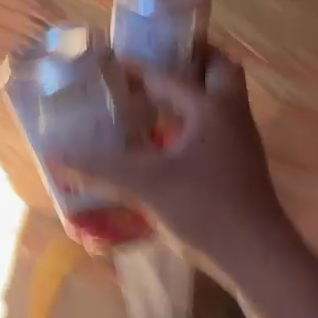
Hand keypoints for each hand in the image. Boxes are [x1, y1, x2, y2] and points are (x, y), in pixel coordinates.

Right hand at [54, 52, 294, 268]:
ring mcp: (240, 142)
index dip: (137, 67)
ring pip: (220, 100)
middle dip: (189, 59)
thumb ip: (101, 168)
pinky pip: (216, 127)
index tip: (107, 64)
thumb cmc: (206, 210)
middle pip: (218, 69)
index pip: (169, 74)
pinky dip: (192, 122)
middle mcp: (231, 116)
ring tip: (152, 99)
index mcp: (212, 108)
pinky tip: (164, 143)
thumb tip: (58, 154)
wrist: (259, 258)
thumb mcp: (147, 186)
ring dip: (192, 92)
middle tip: (153, 64)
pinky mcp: (239, 167)